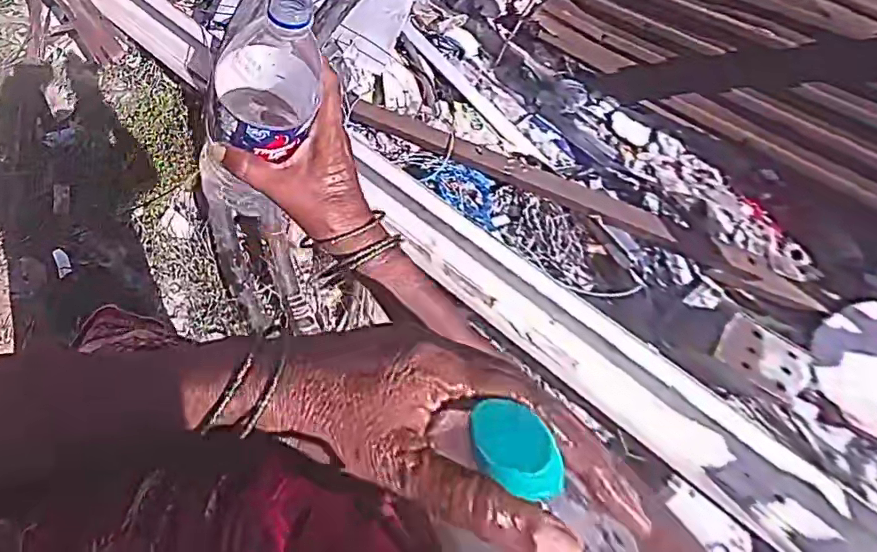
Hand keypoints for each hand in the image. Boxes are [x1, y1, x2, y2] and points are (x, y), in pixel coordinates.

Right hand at [223, 62, 372, 240]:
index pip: (329, 84)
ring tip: (276, 92)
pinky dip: (299, 117)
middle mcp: (335, 132)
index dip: (317, 62)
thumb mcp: (279, 185)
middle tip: (281, 68)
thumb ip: (248, 167)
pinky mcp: (329, 153)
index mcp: (329, 130)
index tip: (303, 49)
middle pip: (322, 92)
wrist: (346, 232)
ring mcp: (333, 142)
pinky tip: (280, 127)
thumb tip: (223, 151)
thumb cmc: (328, 210)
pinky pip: (315, 125)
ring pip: (319, 108)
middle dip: (302, 76)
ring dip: (300, 97)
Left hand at [258, 326, 653, 551]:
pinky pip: (458, 383)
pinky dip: (482, 417)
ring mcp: (415, 346)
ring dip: (516, 426)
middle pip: (511, 388)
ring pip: (485, 385)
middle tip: (585, 487)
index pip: (525, 395)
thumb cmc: (329, 415)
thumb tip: (547, 533)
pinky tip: (486, 446)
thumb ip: (477, 497)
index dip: (567, 440)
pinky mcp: (400, 356)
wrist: (275, 381)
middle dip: (549, 437)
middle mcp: (434, 343)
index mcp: (442, 360)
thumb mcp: (405, 466)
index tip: (601, 485)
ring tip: (543, 474)